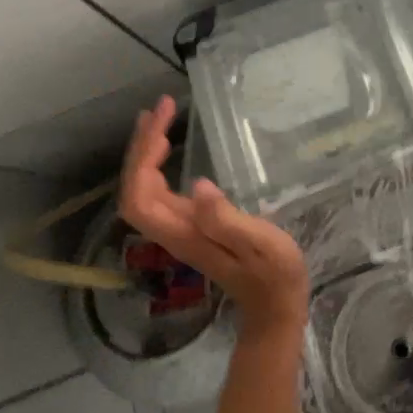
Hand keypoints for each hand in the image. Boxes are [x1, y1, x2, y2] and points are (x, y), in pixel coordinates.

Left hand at [119, 96, 307, 336]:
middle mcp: (174, 230)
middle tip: (162, 106)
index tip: (164, 121)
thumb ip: (226, 219)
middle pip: (136, 188)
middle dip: (142, 146)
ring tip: (158, 118)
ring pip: (145, 189)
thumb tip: (197, 187)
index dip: (142, 157)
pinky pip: (160, 191)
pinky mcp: (193, 225)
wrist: (275, 306)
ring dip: (146, 153)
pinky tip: (168, 148)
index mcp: (184, 233)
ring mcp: (182, 228)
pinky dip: (158, 164)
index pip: (140, 196)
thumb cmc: (273, 273)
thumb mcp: (259, 243)